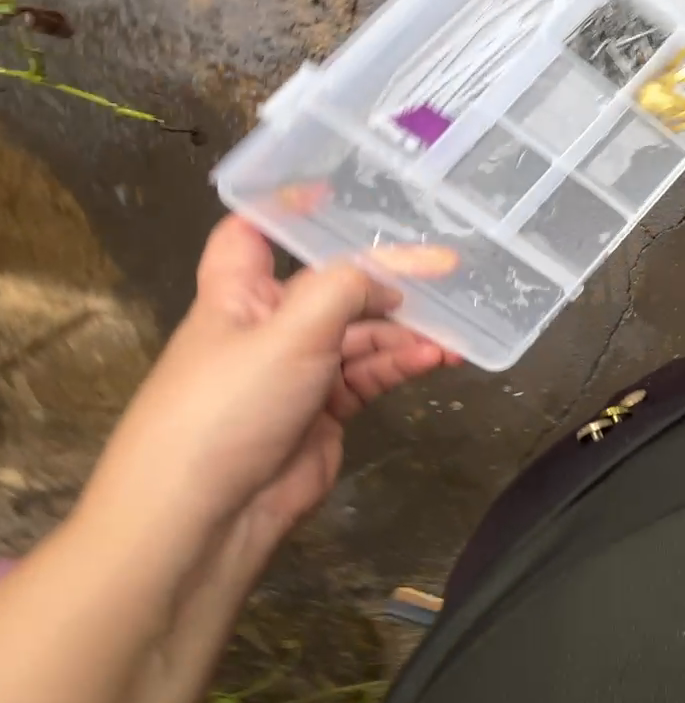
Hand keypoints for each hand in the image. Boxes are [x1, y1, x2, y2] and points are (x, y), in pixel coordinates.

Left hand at [85, 217, 458, 554]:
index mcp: (239, 299)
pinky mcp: (330, 405)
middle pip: (337, 288)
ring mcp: (303, 368)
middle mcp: (272, 328)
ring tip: (457, 329)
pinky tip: (443, 358)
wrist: (209, 513)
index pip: (251, 238)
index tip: (337, 189)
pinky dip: (410, 362)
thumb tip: (392, 278)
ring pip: (367, 333)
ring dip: (411, 330)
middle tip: (450, 273)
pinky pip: (378, 371)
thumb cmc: (230, 407)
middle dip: (388, 281)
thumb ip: (344, 289)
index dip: (286, 209)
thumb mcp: (286, 332)